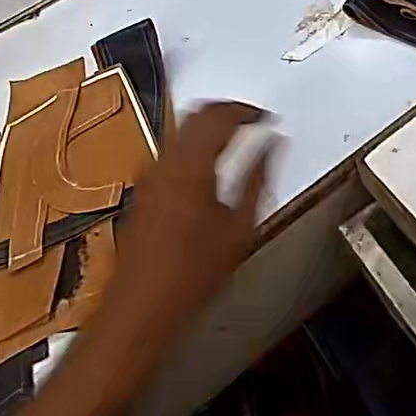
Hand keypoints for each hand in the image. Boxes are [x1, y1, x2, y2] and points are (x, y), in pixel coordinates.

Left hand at [106, 103, 274, 347]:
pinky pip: (170, 148)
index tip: (266, 117)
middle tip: (251, 119)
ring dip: (208, 125)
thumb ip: (258, 176)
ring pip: (181, 127)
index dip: (247, 110)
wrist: (142, 306)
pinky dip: (193, 143)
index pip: (220, 114)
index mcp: (192, 163)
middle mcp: (165, 160)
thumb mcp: (240, 227)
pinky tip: (207, 165)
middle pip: (196, 112)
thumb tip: (274, 145)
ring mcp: (149, 172)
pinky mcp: (142, 187)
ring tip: (234, 137)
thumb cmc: (192, 274)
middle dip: (227, 110)